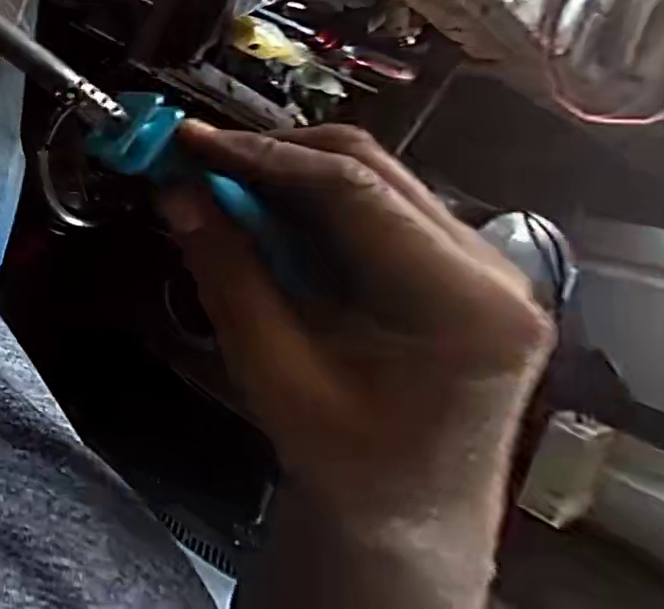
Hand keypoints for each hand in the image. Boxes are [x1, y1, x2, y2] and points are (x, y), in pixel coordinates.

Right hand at [157, 123, 553, 604]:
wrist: (408, 524)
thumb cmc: (347, 464)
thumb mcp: (273, 372)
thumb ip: (227, 273)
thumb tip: (176, 191)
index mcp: (462, 303)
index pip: (352, 188)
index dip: (260, 154)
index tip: (189, 140)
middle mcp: (486, 267)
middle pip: (365, 165)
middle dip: (270, 153)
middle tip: (195, 157)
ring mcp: (475, 262)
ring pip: (365, 173)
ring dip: (284, 170)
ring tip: (218, 180)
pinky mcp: (448, 265)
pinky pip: (367, 200)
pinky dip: (303, 195)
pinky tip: (260, 210)